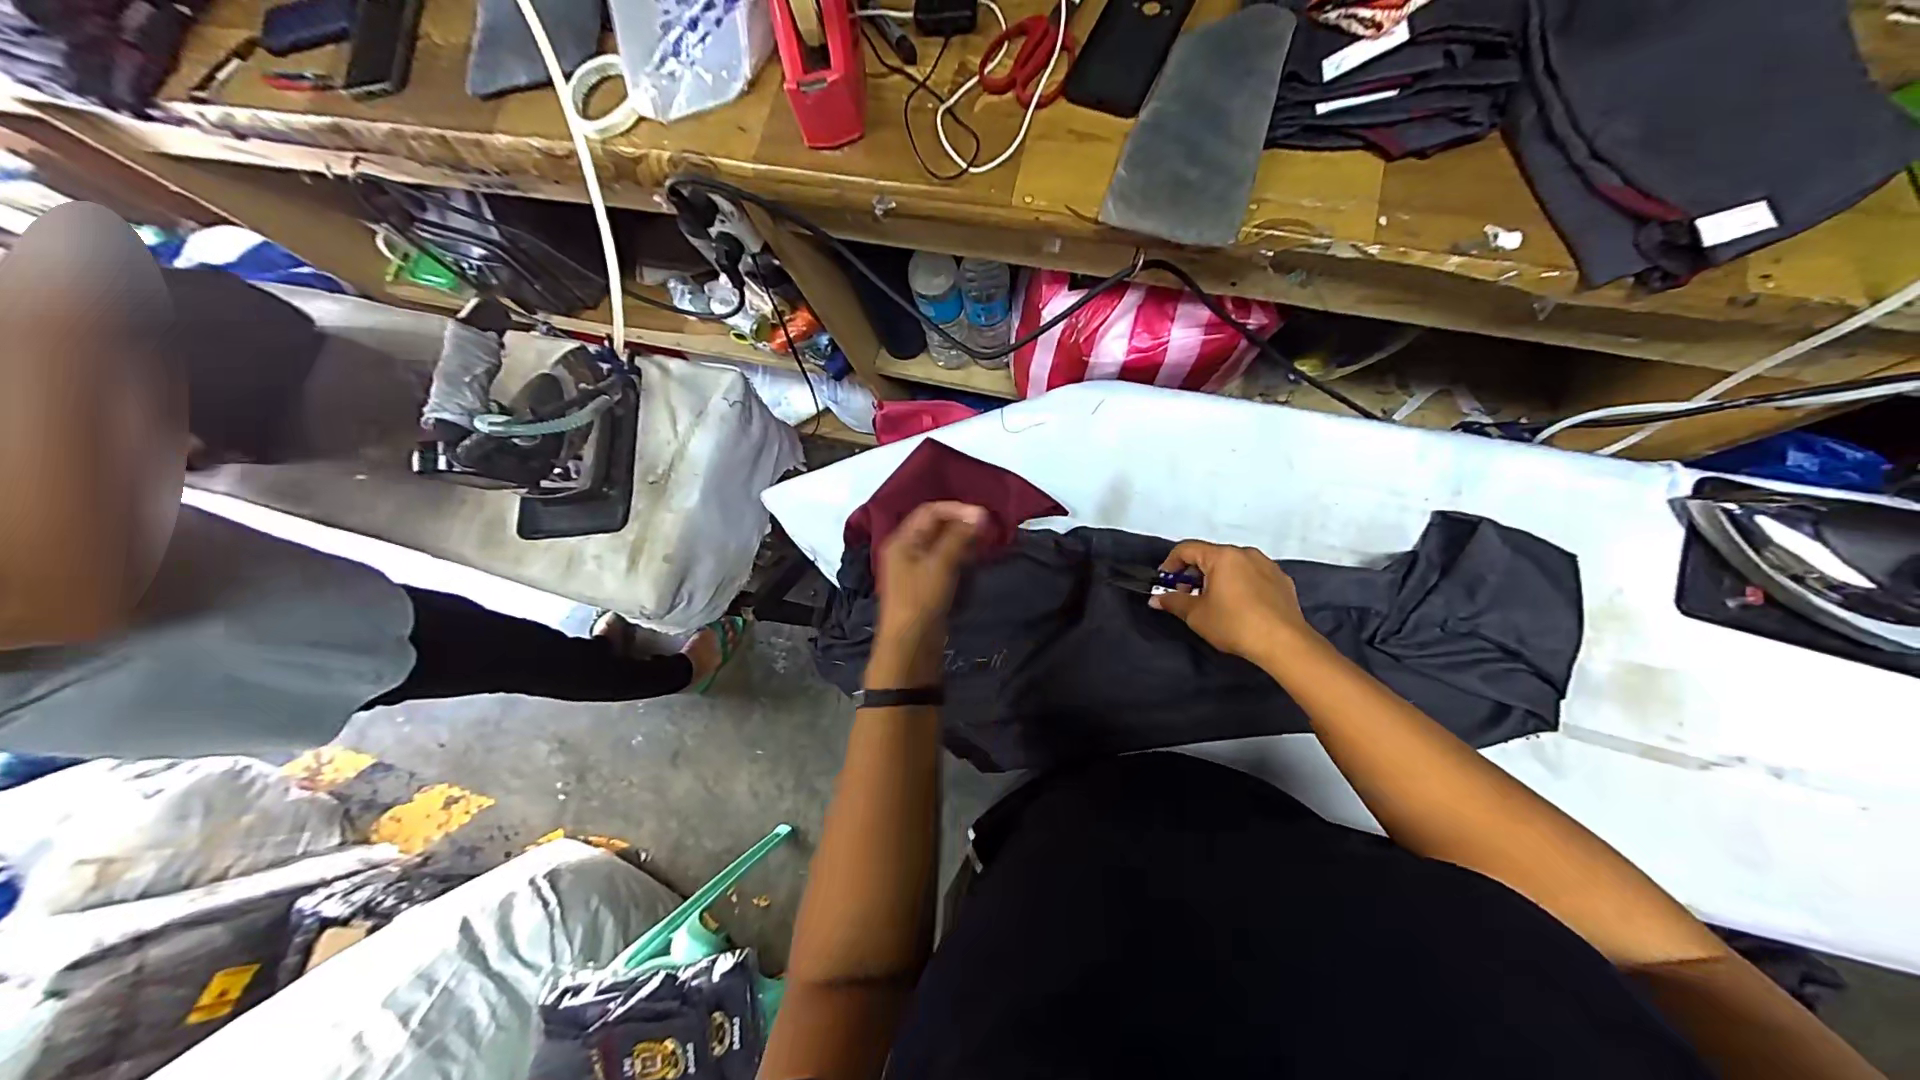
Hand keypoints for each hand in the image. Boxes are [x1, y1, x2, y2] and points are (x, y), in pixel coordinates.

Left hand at [870, 501, 987, 683]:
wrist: (911, 646)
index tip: (983, 516)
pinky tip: (976, 560)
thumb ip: (959, 537)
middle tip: (989, 528)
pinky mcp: (927, 585)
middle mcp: (906, 550)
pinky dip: (960, 557)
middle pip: (936, 527)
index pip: (930, 511)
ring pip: (942, 545)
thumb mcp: (941, 564)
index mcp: (902, 540)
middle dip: (962, 524)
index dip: (957, 509)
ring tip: (986, 543)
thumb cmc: (921, 601)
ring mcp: (916, 568)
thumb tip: (980, 513)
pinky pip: (945, 562)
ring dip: (963, 541)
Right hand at [1148, 540, 1316, 664]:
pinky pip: (1253, 575)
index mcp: (1222, 556)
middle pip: (1211, 556)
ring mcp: (1267, 565)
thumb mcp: (1196, 615)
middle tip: (1187, 595)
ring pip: (1234, 565)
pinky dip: (1240, 584)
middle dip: (1194, 573)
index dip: (1171, 563)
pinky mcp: (1282, 580)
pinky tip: (1240, 606)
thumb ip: (1174, 602)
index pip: (1187, 549)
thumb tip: (1156, 599)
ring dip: (1218, 578)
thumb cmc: (1234, 624)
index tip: (1164, 581)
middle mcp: (1246, 553)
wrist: (1284, 643)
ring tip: (1213, 601)